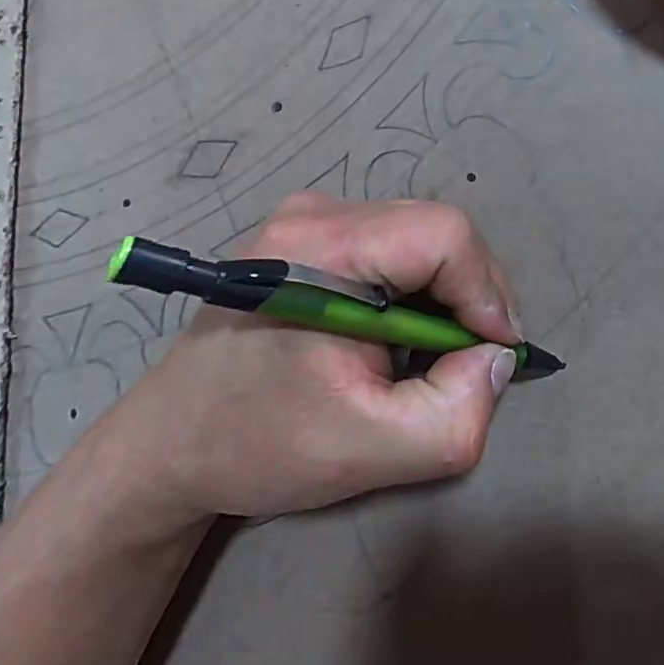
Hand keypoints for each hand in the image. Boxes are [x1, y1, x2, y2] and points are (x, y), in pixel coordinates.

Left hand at [87, 194, 523, 530]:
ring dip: (453, 294)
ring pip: (429, 237)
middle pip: (442, 231)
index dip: (485, 292)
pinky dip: (426, 289)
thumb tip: (499, 359)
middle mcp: (319, 213)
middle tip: (473, 360)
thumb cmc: (256, 445)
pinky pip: (405, 245)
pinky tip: (405, 335)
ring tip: (436, 354)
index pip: (445, 236)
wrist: (164, 445)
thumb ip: (457, 415)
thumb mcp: (369, 452)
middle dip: (473, 296)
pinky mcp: (318, 231)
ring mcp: (316, 216)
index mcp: (320, 247)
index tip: (493, 354)